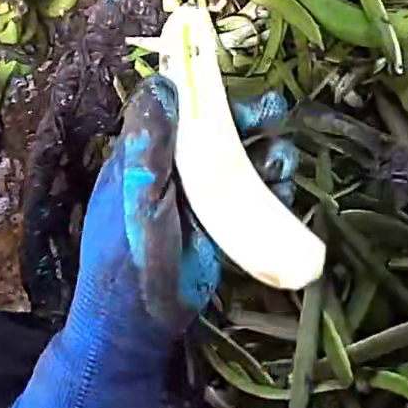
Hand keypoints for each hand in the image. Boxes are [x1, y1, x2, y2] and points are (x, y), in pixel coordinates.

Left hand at [10, 79, 292, 407]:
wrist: (138, 323)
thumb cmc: (127, 254)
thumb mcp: (135, 193)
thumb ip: (149, 141)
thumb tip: (162, 83)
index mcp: (147, 153)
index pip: (181, 110)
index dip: (208, 96)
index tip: (232, 91)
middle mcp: (177, 168)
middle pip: (219, 131)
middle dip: (249, 120)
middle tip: (275, 115)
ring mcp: (202, 196)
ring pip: (242, 160)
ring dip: (267, 152)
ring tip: (280, 160)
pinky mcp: (224, 222)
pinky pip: (253, 194)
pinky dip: (271, 186)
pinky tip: (280, 188)